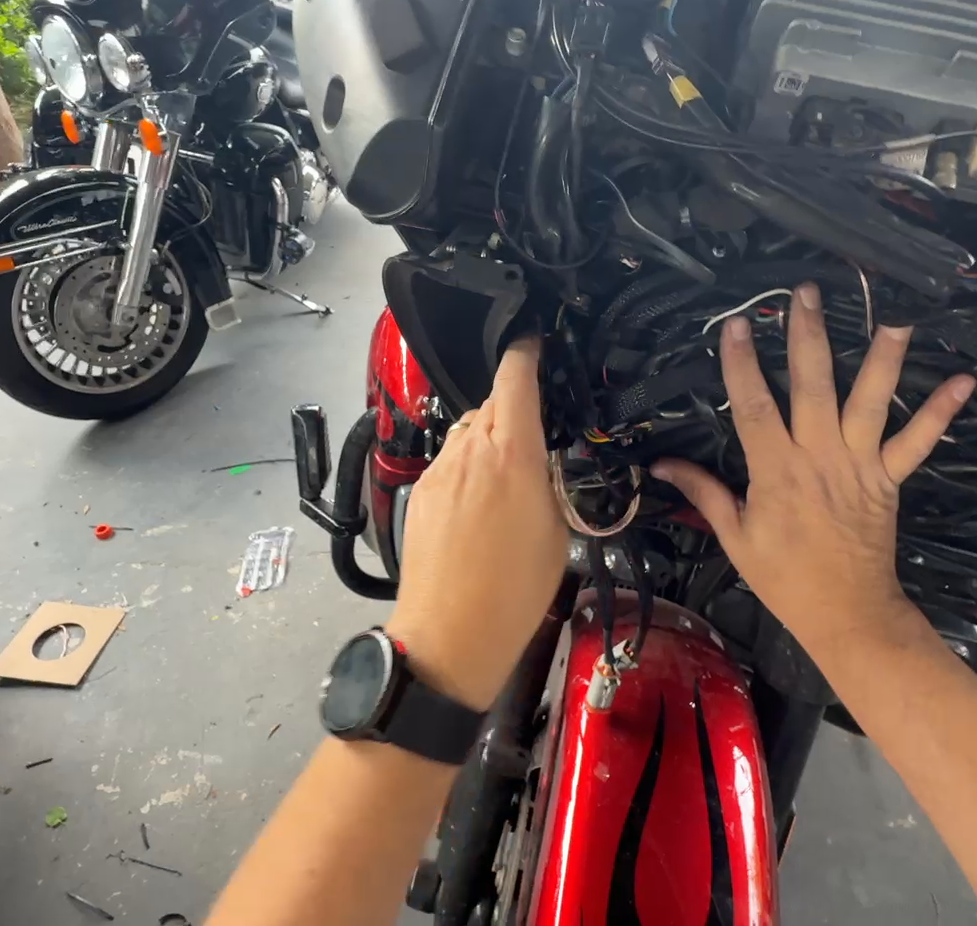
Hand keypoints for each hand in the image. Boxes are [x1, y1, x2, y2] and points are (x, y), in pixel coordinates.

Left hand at [385, 338, 567, 710]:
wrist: (450, 634)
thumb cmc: (513, 591)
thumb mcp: (556, 530)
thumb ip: (547, 480)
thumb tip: (539, 461)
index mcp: (513, 455)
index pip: (515, 378)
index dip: (526, 352)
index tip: (534, 343)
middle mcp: (470, 452)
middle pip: (492, 403)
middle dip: (514, 410)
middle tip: (534, 441)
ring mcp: (439, 470)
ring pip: (468, 432)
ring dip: (488, 441)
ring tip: (505, 483)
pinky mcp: (419, 491)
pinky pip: (448, 461)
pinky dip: (466, 467)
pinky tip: (477, 506)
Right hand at [651, 282, 974, 656]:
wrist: (847, 612)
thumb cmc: (784, 577)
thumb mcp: (734, 536)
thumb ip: (702, 492)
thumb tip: (661, 465)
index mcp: (775, 470)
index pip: (753, 406)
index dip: (741, 363)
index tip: (736, 324)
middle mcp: (819, 457)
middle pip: (812, 386)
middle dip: (808, 336)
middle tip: (806, 293)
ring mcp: (859, 465)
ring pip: (870, 403)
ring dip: (883, 360)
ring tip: (894, 319)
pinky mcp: (889, 479)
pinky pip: (917, 443)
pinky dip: (939, 413)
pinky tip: (963, 381)